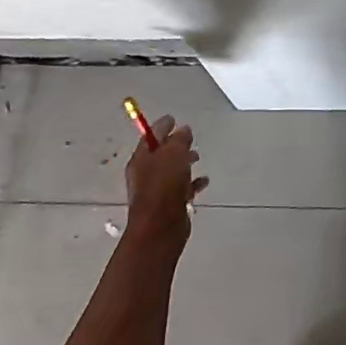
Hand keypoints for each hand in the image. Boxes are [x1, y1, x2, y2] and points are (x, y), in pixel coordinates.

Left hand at [124, 115, 208, 248]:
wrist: (160, 227)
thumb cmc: (164, 186)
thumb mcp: (174, 154)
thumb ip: (179, 139)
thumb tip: (183, 130)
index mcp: (141, 159)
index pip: (150, 136)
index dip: (162, 126)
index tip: (173, 117)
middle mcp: (146, 173)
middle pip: (161, 153)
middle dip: (174, 144)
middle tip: (189, 137)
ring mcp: (157, 190)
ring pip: (172, 169)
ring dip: (184, 161)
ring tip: (197, 157)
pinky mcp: (168, 204)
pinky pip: (182, 187)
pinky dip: (192, 182)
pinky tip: (203, 181)